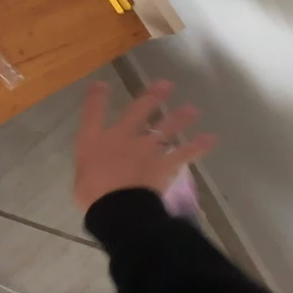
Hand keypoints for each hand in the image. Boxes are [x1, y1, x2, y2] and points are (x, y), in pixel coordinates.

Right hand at [72, 79, 214, 213]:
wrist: (118, 207)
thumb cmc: (91, 194)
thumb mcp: (82, 180)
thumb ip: (92, 170)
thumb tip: (99, 171)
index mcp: (94, 141)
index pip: (93, 113)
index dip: (96, 97)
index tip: (101, 84)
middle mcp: (121, 138)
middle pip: (137, 112)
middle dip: (151, 97)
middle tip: (166, 85)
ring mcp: (145, 150)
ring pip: (164, 129)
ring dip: (179, 118)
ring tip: (191, 109)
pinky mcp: (164, 164)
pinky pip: (184, 153)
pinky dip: (198, 146)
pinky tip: (210, 139)